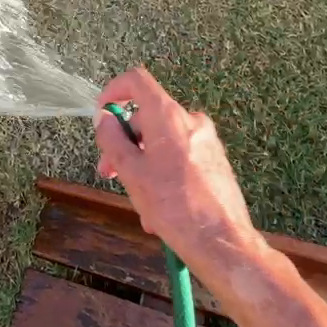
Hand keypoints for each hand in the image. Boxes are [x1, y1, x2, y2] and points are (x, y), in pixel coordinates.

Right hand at [94, 67, 263, 275]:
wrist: (224, 245)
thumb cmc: (173, 205)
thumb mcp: (131, 171)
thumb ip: (111, 139)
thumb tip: (104, 118)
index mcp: (168, 116)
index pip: (136, 81)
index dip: (113, 91)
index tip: (102, 115)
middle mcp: (190, 121)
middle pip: (147, 118)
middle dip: (125, 145)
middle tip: (110, 173)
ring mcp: (207, 142)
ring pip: (162, 143)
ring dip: (143, 167)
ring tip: (140, 205)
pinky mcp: (216, 163)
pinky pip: (180, 158)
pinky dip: (164, 175)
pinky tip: (160, 210)